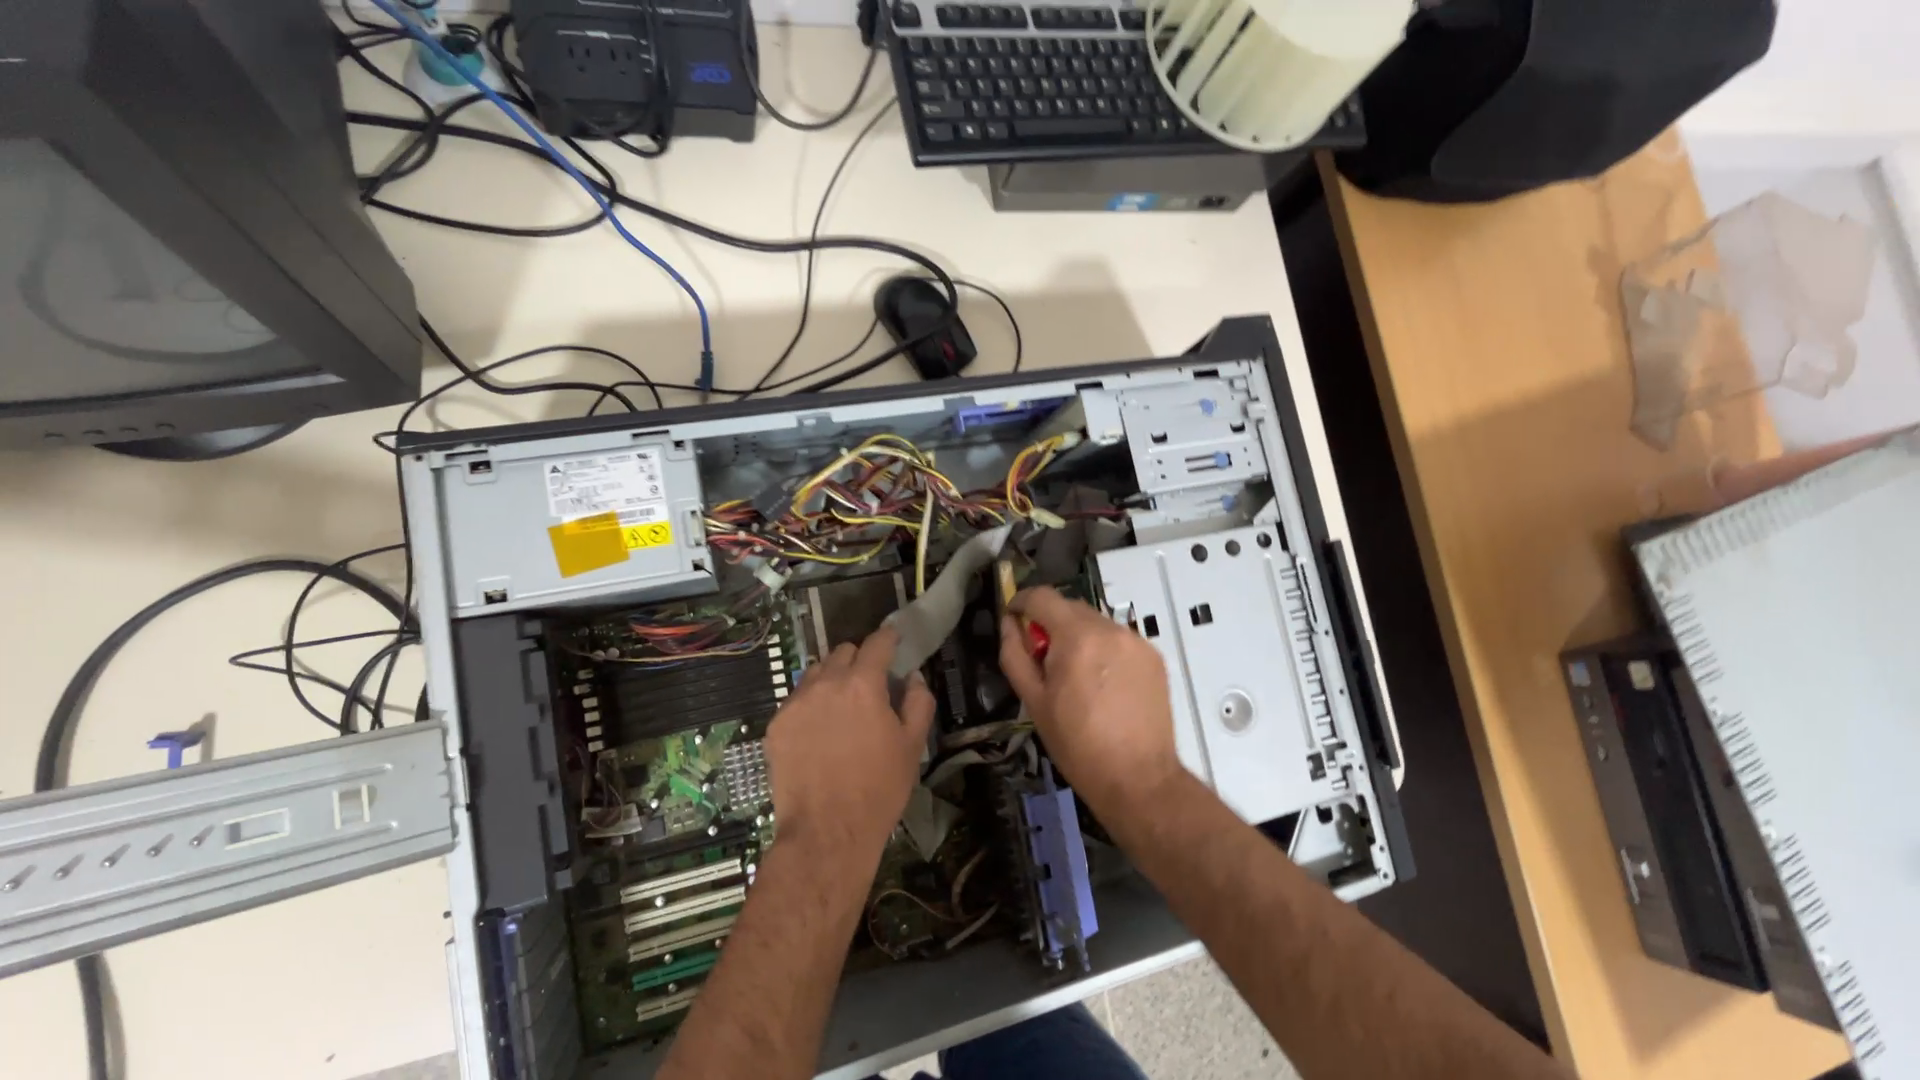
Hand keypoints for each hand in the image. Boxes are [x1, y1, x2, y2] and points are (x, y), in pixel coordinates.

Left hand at [764, 624, 934, 863]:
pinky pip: (796, 701)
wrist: (827, 831)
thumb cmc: (879, 789)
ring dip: (831, 679)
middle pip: (842, 652)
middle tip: (870, 683)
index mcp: (863, 685)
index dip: (888, 638)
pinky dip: (810, 705)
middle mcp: (825, 684)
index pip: (876, 643)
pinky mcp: (776, 726)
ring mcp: (795, 704)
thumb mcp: (912, 746)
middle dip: (859, 660)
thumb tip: (913, 678)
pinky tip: (819, 732)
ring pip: (815, 673)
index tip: (894, 641)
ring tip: (841, 706)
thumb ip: (918, 703)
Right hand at [998, 587, 1183, 813]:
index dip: (1021, 602)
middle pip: (1070, 607)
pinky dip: (1104, 651)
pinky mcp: (1154, 658)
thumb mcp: (1033, 701)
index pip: (1042, 596)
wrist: (1137, 778)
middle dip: (1051, 623)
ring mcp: (1137, 642)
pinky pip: (1119, 641)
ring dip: (1079, 637)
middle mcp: (1110, 629)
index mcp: (1077, 637)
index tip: (1013, 621)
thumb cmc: (1077, 744)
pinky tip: (1103, 686)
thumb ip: (1015, 655)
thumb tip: (1008, 624)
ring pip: (1096, 623)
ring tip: (1076, 678)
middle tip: (1044, 660)